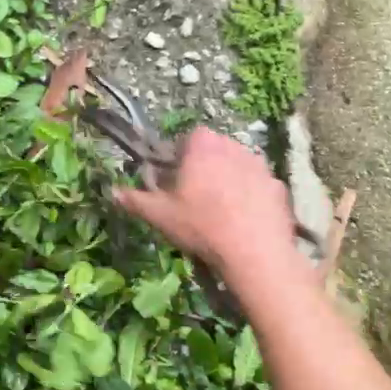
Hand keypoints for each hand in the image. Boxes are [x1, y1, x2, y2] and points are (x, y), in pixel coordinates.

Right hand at [111, 128, 296, 276]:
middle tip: (192, 195)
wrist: (255, 252)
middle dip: (204, 165)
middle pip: (215, 149)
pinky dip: (250, 196)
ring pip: (238, 165)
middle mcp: (234, 147)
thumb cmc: (201, 225)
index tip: (174, 178)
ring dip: (228, 179)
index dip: (180, 155)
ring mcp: (261, 166)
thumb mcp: (159, 215)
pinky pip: (258, 185)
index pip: (190, 137)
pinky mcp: (279, 187)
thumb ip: (134, 199)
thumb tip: (111, 191)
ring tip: (218, 209)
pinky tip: (241, 220)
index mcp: (203, 146)